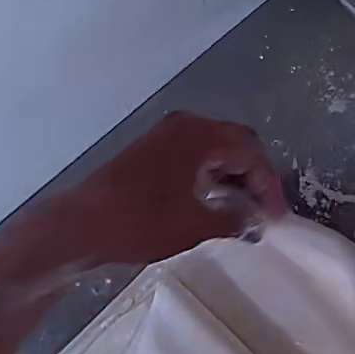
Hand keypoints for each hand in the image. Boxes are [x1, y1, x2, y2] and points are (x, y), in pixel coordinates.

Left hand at [48, 111, 287, 267]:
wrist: (78, 227)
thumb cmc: (139, 221)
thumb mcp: (194, 225)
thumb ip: (234, 221)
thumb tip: (256, 224)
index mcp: (199, 134)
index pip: (250, 152)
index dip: (269, 185)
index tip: (276, 216)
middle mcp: (186, 126)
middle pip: (236, 143)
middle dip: (255, 175)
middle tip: (265, 209)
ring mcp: (167, 136)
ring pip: (216, 149)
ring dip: (235, 175)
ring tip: (245, 209)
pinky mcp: (153, 151)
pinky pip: (197, 155)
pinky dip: (213, 174)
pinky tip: (217, 201)